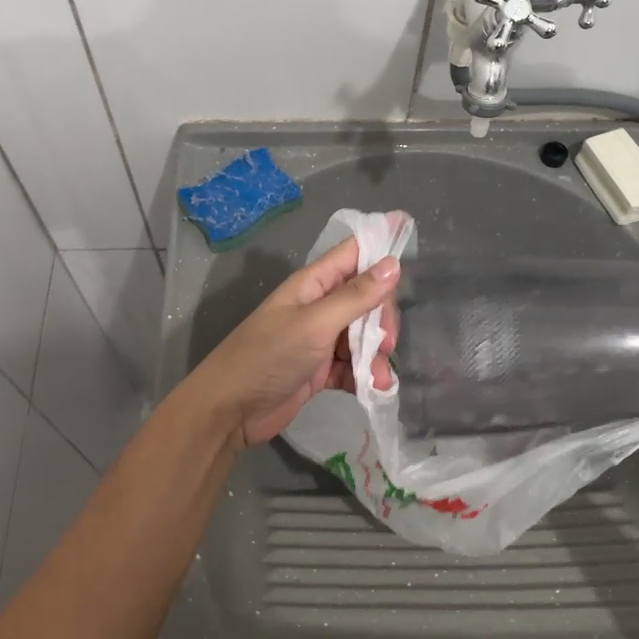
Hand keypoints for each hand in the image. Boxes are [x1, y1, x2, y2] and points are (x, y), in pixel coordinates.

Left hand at [179, 237, 400, 447]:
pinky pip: (353, 366)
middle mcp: (318, 307)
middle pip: (366, 299)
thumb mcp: (315, 324)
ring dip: (376, 354)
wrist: (230, 409)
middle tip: (387, 343)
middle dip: (382, 319)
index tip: (409, 229)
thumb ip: (355, 296)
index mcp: (312, 285)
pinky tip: (373, 388)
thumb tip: (393, 263)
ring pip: (362, 336)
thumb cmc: (268, 356)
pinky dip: (365, 375)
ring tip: (379, 376)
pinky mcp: (320, 370)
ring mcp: (319, 339)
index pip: (352, 254)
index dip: (378, 244)